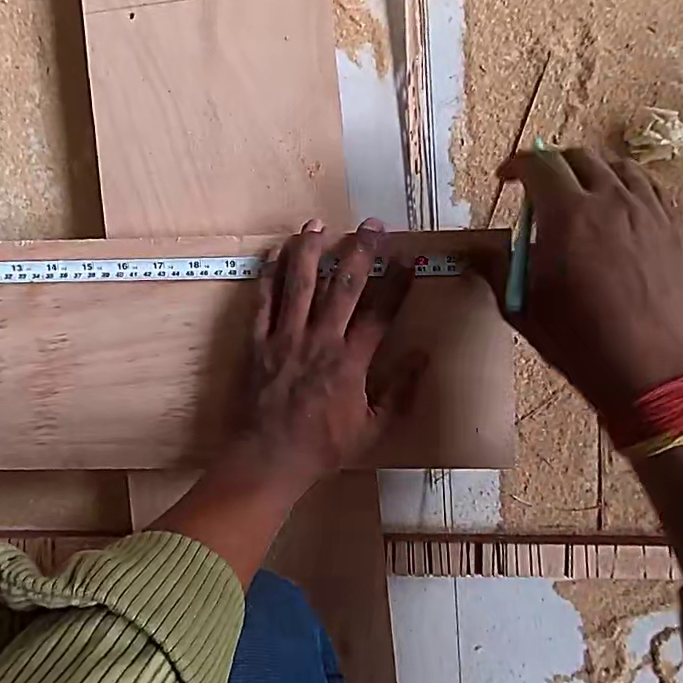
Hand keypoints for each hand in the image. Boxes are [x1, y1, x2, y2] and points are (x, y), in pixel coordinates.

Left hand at [234, 217, 417, 485]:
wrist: (268, 458)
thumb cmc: (323, 447)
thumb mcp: (373, 429)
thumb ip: (401, 393)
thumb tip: (424, 357)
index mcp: (350, 361)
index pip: (380, 312)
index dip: (397, 283)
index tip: (409, 259)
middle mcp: (319, 340)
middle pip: (343, 286)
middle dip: (361, 252)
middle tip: (372, 226)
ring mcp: (285, 337)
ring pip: (299, 284)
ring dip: (310, 251)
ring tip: (317, 224)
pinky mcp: (258, 342)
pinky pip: (262, 302)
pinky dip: (267, 275)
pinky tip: (273, 253)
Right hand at [496, 148, 682, 415]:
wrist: (648, 365)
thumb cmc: (576, 337)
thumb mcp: (521, 305)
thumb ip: (496, 267)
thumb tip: (472, 250)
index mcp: (567, 214)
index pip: (539, 164)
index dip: (516, 165)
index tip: (505, 178)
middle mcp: (610, 200)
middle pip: (578, 158)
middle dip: (551, 164)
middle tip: (536, 187)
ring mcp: (648, 211)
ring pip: (618, 167)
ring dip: (590, 171)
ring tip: (577, 193)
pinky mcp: (672, 228)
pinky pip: (648, 188)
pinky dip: (624, 186)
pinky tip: (616, 207)